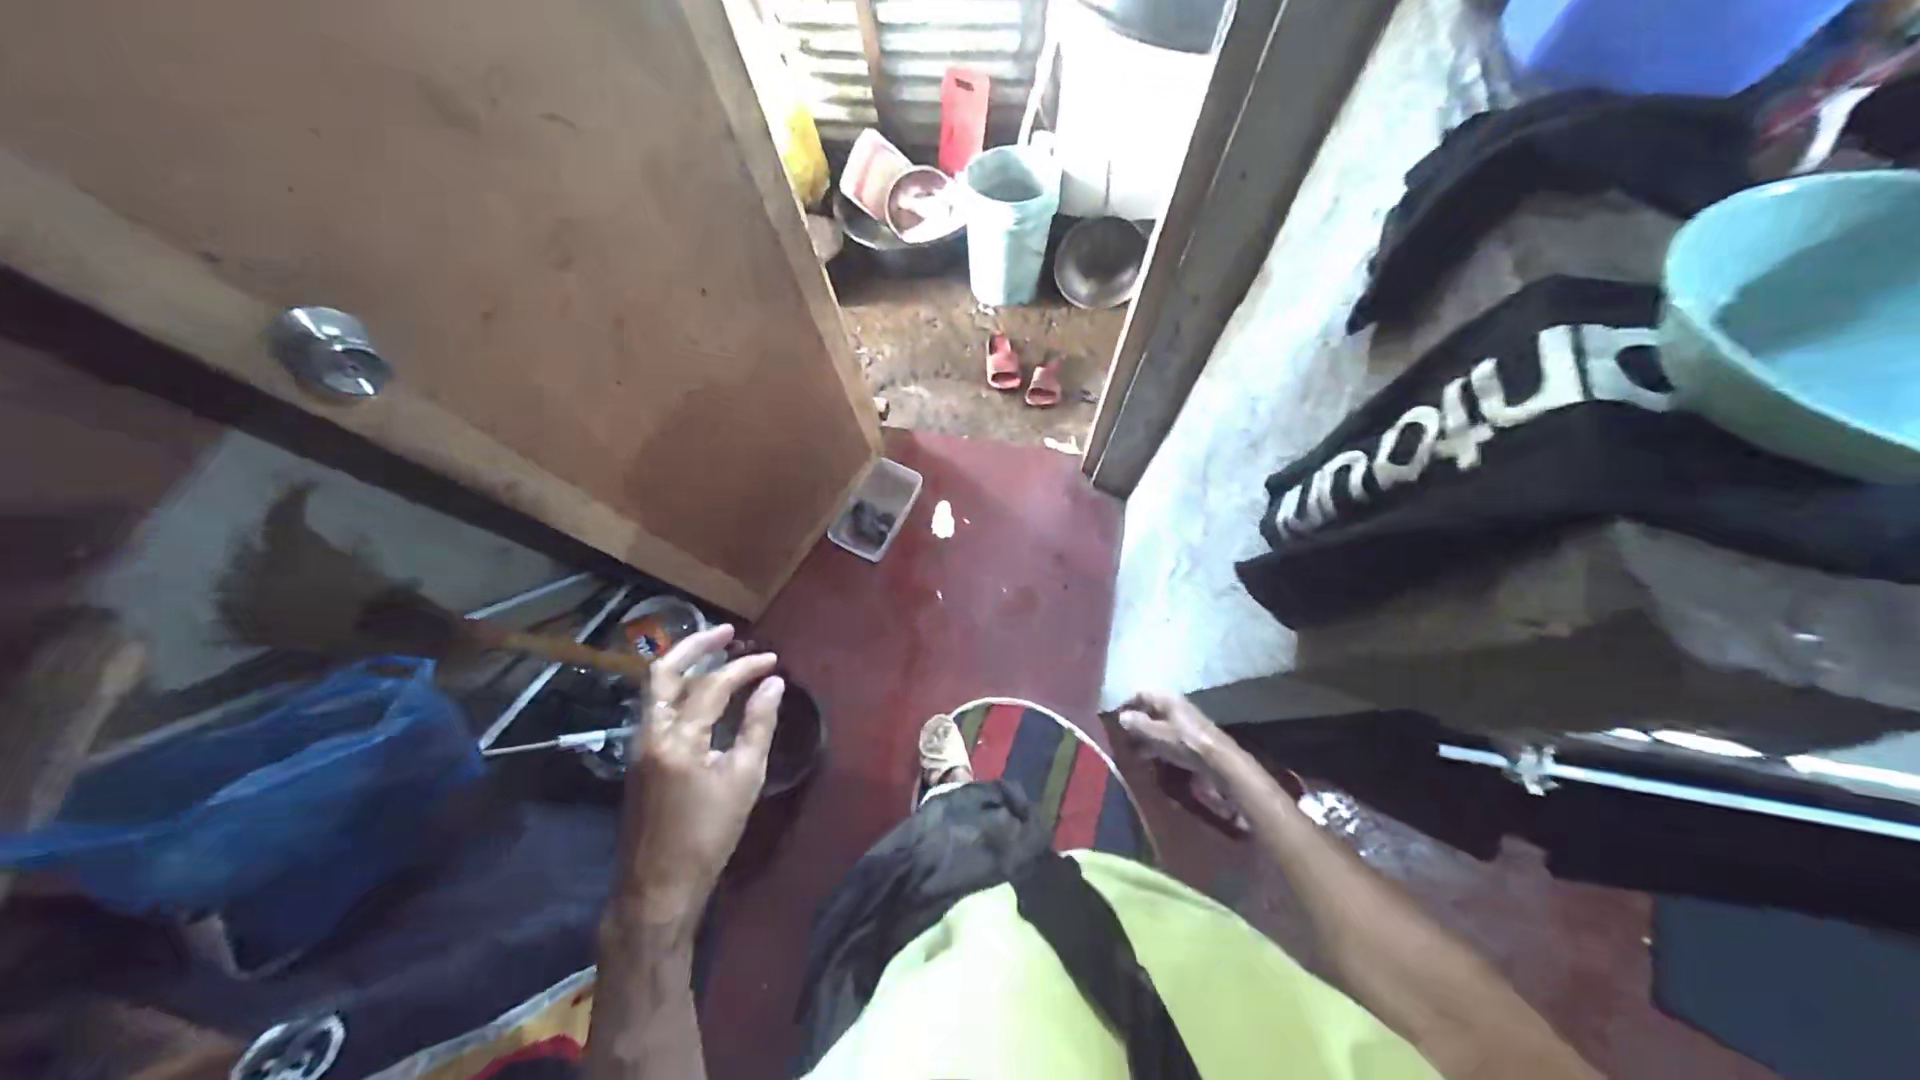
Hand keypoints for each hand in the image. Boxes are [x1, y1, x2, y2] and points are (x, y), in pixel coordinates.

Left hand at [618, 624, 782, 934]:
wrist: (657, 885)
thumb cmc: (708, 836)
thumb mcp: (744, 779)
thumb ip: (758, 726)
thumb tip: (773, 685)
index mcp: (678, 739)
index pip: (712, 685)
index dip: (745, 667)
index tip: (772, 661)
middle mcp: (651, 732)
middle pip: (664, 671)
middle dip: (696, 645)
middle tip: (728, 633)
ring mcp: (639, 744)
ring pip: (655, 688)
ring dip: (685, 664)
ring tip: (717, 653)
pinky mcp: (639, 756)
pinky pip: (656, 707)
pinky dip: (680, 689)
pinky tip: (702, 691)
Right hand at [1118, 690, 1249, 827]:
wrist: (1218, 760)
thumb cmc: (1184, 742)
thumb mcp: (1156, 734)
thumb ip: (1138, 724)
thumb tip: (1122, 716)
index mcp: (1166, 699)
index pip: (1141, 693)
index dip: (1127, 704)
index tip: (1116, 718)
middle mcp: (1175, 705)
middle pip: (1149, 708)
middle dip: (1135, 722)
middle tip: (1123, 736)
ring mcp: (1184, 720)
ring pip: (1158, 723)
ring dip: (1145, 735)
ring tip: (1134, 750)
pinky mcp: (1190, 735)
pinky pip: (1167, 734)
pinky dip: (1156, 743)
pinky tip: (1150, 756)